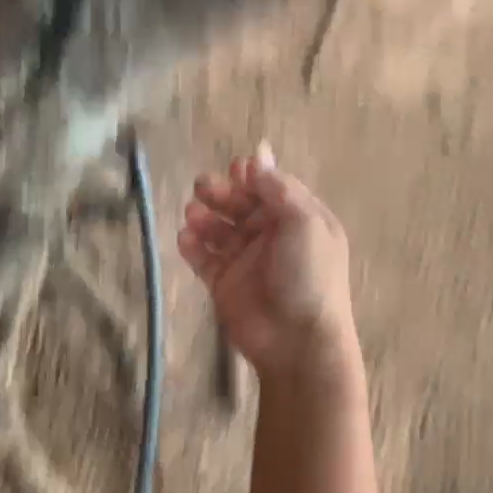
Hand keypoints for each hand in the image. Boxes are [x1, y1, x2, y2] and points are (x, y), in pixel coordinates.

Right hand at [177, 144, 357, 385]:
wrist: (295, 338)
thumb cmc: (309, 276)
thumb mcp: (302, 223)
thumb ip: (277, 189)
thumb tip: (256, 154)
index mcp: (299, 219)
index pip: (271, 189)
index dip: (252, 177)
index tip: (233, 169)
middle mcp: (271, 237)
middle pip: (241, 208)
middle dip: (222, 195)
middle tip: (200, 187)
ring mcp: (245, 262)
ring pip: (219, 232)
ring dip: (204, 219)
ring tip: (190, 213)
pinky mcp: (223, 285)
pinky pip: (204, 260)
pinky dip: (192, 248)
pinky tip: (183, 237)